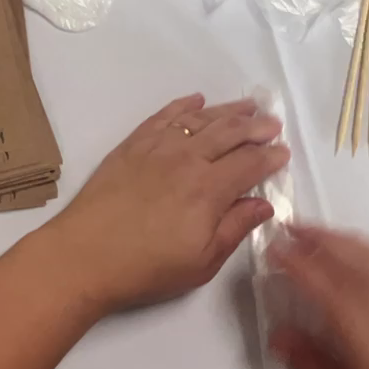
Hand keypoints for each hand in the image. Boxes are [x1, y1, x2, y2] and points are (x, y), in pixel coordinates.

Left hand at [33, 94, 288, 313]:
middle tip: (272, 123)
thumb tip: (264, 203)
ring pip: (199, 120)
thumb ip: (235, 228)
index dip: (270, 157)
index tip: (283, 152)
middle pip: (228, 133)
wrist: (84, 255)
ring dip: (226, 110)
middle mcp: (186, 159)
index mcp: (209, 189)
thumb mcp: (202, 262)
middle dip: (255, 126)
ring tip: (246, 106)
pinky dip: (182, 105)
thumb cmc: (146, 267)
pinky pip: (163, 116)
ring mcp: (157, 148)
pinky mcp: (131, 145)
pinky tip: (196, 100)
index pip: (249, 163)